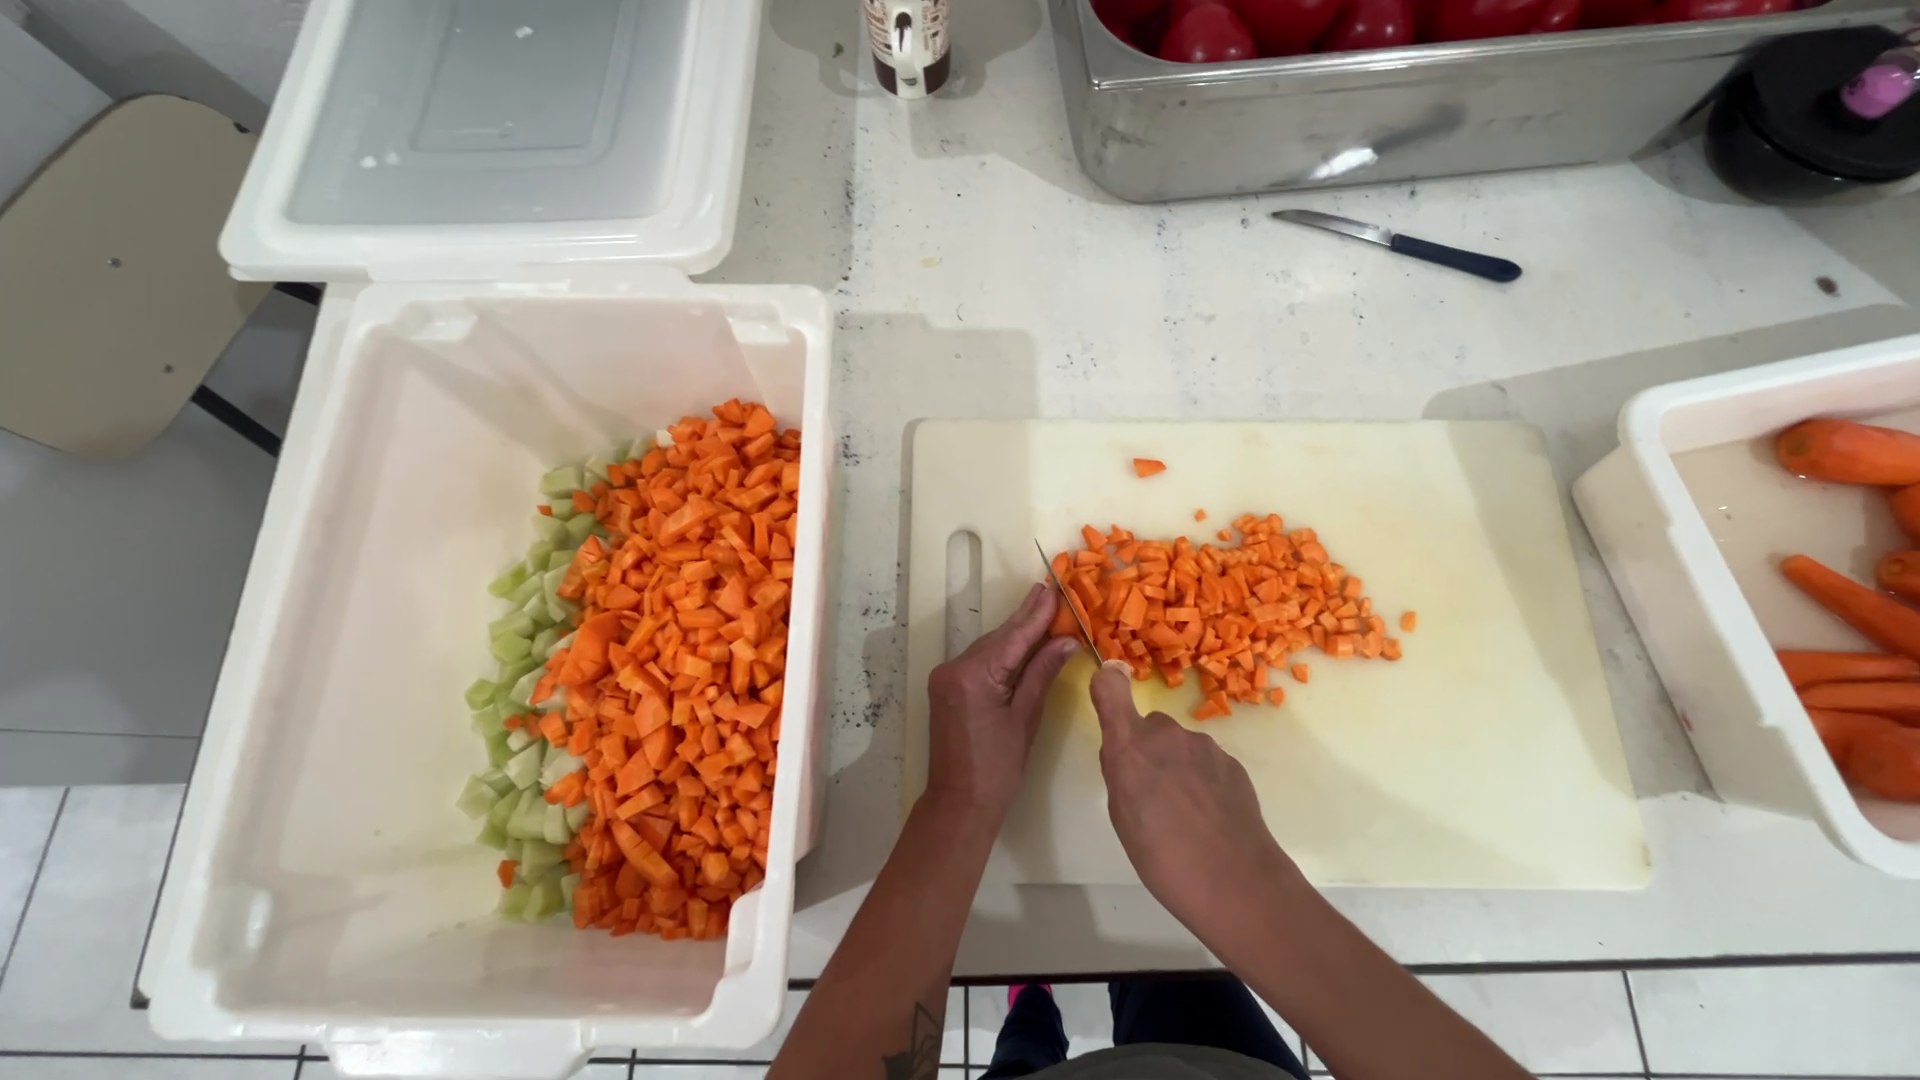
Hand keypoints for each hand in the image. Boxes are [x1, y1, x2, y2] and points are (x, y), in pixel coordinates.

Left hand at [924, 583, 1079, 821]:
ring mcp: (946, 677)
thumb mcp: (1026, 717)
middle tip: (1049, 591)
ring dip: (1015, 634)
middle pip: (999, 638)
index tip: (1054, 589)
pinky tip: (1021, 642)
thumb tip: (1066, 640)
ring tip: (1041, 610)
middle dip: (1026, 619)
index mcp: (974, 675)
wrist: (959, 801)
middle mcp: (954, 668)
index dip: (1037, 614)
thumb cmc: (998, 768)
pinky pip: (978, 661)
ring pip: (988, 648)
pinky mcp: (945, 687)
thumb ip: (1042, 673)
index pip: (1013, 637)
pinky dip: (1001, 653)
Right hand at [1089, 662, 1304, 944]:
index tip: (1109, 686)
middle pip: (1150, 727)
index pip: (1110, 688)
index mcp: (1130, 748)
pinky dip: (1203, 780)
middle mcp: (1167, 735)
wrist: (1235, 883)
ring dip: (1177, 767)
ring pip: (1180, 746)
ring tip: (1183, 814)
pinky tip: (1208, 817)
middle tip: (1151, 793)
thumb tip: (1125, 754)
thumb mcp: (1121, 817)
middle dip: (1147, 749)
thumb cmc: (1162, 858)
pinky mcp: (1232, 763)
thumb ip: (1120, 772)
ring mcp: (1204, 746)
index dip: (1108, 681)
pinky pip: (1206, 762)